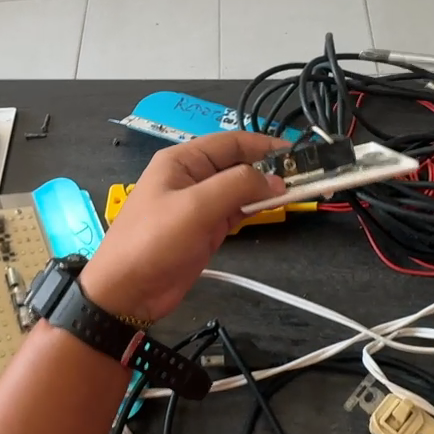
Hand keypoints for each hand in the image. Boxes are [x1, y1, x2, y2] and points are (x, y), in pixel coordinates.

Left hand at [79, 132, 285, 322]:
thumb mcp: (195, 207)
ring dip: (265, 190)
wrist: (127, 291)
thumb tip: (275, 181)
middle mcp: (192, 177)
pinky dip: (256, 210)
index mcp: (182, 160)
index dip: (264, 144)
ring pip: (240, 189)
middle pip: (238, 164)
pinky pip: (236, 211)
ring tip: (299, 191)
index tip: (299, 152)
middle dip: (269, 168)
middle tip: (306, 175)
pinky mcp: (206, 229)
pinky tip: (275, 209)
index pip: (231, 142)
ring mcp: (199, 204)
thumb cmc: (154, 241)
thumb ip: (236, 187)